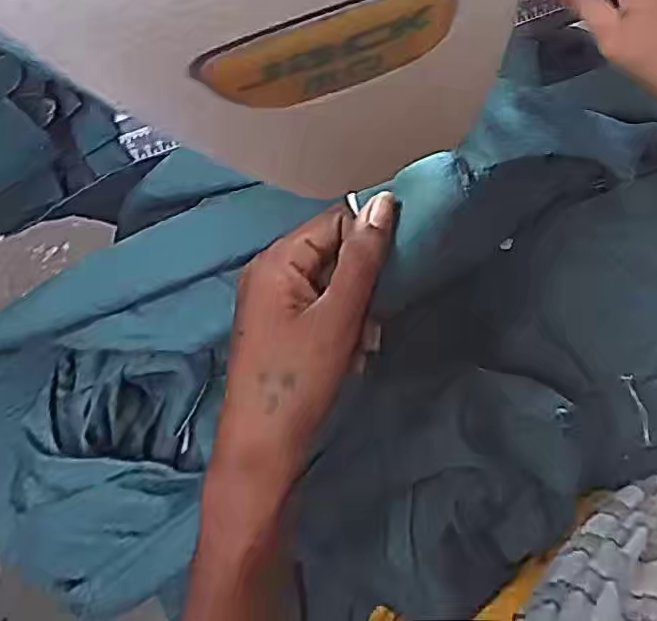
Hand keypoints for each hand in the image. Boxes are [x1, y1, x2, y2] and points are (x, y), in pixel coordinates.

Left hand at [211, 192, 397, 498]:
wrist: (261, 455)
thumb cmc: (299, 381)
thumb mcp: (339, 315)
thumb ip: (363, 257)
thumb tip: (384, 201)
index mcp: (277, 259)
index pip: (336, 221)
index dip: (369, 239)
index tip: (394, 268)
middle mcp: (271, 269)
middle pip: (335, 250)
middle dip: (363, 282)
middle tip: (373, 317)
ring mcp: (274, 298)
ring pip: (334, 280)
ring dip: (357, 306)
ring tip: (361, 342)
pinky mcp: (281, 323)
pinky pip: (323, 304)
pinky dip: (343, 322)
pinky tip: (351, 352)